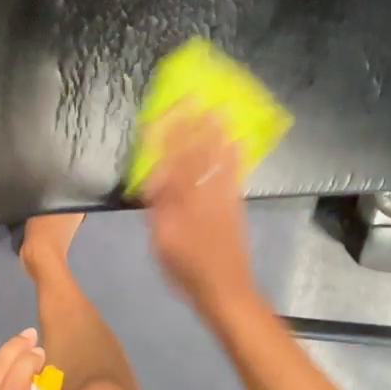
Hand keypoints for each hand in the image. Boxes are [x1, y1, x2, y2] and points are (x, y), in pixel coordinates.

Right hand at [143, 109, 259, 310]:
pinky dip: (234, 157)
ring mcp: (222, 197)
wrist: (225, 289)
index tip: (169, 107)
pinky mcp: (234, 206)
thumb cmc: (186, 268)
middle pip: (198, 152)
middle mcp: (204, 191)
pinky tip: (236, 146)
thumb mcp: (161, 239)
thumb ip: (158, 206)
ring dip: (217, 134)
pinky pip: (234, 174)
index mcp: (182, 197)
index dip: (170, 132)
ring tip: (219, 111)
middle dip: (196, 125)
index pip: (173, 157)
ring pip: (218, 159)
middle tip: (199, 99)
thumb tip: (154, 176)